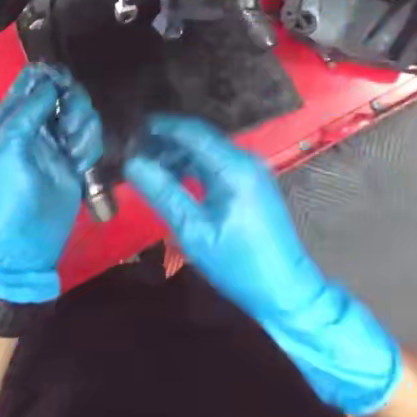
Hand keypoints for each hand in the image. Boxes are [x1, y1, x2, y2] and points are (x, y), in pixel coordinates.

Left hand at [0, 65, 101, 303]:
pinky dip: (89, 147)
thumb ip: (25, 113)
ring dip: (82, 128)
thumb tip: (47, 84)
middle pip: (62, 95)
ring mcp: (56, 144)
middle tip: (69, 127)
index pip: (28, 84)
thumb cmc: (7, 196)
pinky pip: (90, 138)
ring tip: (73, 151)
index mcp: (9, 122)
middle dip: (72, 105)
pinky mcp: (75, 161)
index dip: (46, 78)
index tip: (62, 82)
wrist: (25, 244)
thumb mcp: (6, 150)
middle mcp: (35, 128)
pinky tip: (81, 163)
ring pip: (80, 115)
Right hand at [124, 114, 400, 414]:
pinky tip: (172, 178)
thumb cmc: (239, 265)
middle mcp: (246, 159)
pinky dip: (194, 166)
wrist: (285, 289)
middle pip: (201, 137)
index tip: (131, 129)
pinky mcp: (252, 183)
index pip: (193, 130)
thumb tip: (133, 163)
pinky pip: (218, 164)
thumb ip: (164, 193)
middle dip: (166, 140)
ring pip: (208, 150)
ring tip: (146, 165)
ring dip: (179, 154)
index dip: (161, 126)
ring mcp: (252, 170)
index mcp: (234, 167)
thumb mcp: (195, 232)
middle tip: (132, 150)